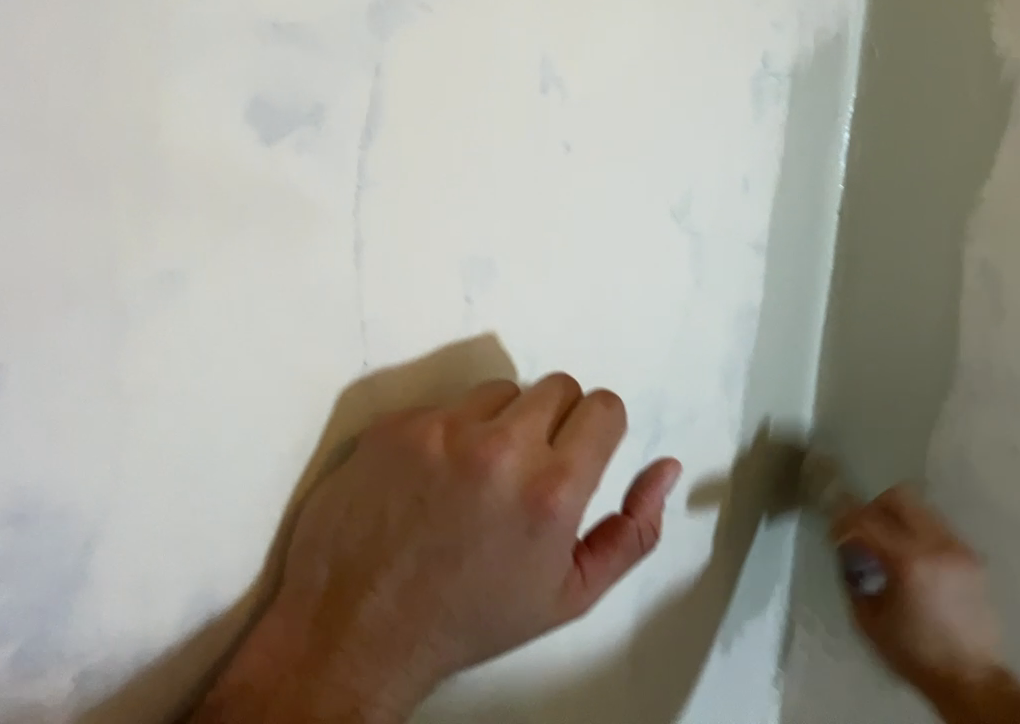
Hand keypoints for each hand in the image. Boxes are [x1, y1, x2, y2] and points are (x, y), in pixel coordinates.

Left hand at [194, 374, 682, 723]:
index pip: (605, 406)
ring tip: (476, 472)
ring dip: (501, 421)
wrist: (351, 635)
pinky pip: (446, 404)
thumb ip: (634, 531)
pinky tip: (430, 476)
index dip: (598, 430)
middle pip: (558, 385)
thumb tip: (667, 466)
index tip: (578, 456)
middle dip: (555, 420)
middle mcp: (502, 448)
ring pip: (502, 389)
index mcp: (553, 489)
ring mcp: (442, 431)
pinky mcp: (396, 425)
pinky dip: (449, 431)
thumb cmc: (472, 619)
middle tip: (529, 467)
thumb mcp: (571, 595)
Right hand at [834, 486, 1003, 697]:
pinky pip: (937, 527)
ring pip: (921, 508)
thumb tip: (848, 550)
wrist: (971, 677)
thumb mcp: (869, 620)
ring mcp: (958, 546)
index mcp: (908, 562)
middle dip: (873, 508)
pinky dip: (918, 533)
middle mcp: (936, 544)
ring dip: (898, 519)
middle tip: (862, 530)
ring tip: (888, 545)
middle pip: (899, 497)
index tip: (835, 530)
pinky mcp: (971, 554)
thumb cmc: (914, 653)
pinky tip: (912, 560)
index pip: (868, 520)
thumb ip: (854, 578)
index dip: (845, 520)